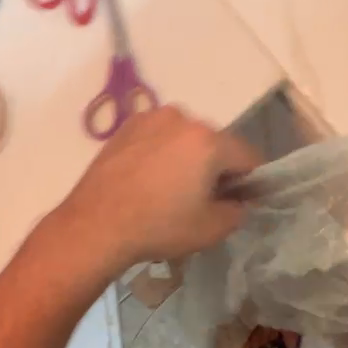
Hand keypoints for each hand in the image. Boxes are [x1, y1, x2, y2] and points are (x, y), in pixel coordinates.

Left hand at [50, 106, 260, 274]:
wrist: (95, 225)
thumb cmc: (159, 227)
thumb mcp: (211, 229)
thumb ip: (238, 211)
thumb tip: (239, 201)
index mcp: (209, 141)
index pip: (248, 156)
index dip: (251, 181)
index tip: (240, 202)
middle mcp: (182, 118)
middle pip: (216, 144)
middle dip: (217, 168)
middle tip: (203, 201)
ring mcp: (150, 118)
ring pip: (186, 139)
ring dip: (188, 159)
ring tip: (171, 191)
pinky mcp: (126, 126)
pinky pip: (159, 138)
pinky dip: (162, 155)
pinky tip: (149, 182)